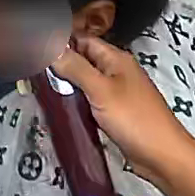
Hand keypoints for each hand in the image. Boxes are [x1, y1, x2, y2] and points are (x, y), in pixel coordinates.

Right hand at [48, 36, 194, 189]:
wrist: (161, 155)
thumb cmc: (136, 120)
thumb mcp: (101, 90)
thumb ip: (75, 68)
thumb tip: (52, 48)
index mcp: (116, 59)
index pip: (83, 40)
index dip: (60, 42)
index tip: (35, 48)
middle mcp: (116, 72)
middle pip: (82, 59)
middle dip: (60, 64)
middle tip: (32, 71)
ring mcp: (116, 92)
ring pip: (85, 81)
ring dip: (66, 85)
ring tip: (41, 89)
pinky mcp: (114, 112)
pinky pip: (90, 100)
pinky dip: (76, 101)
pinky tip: (62, 107)